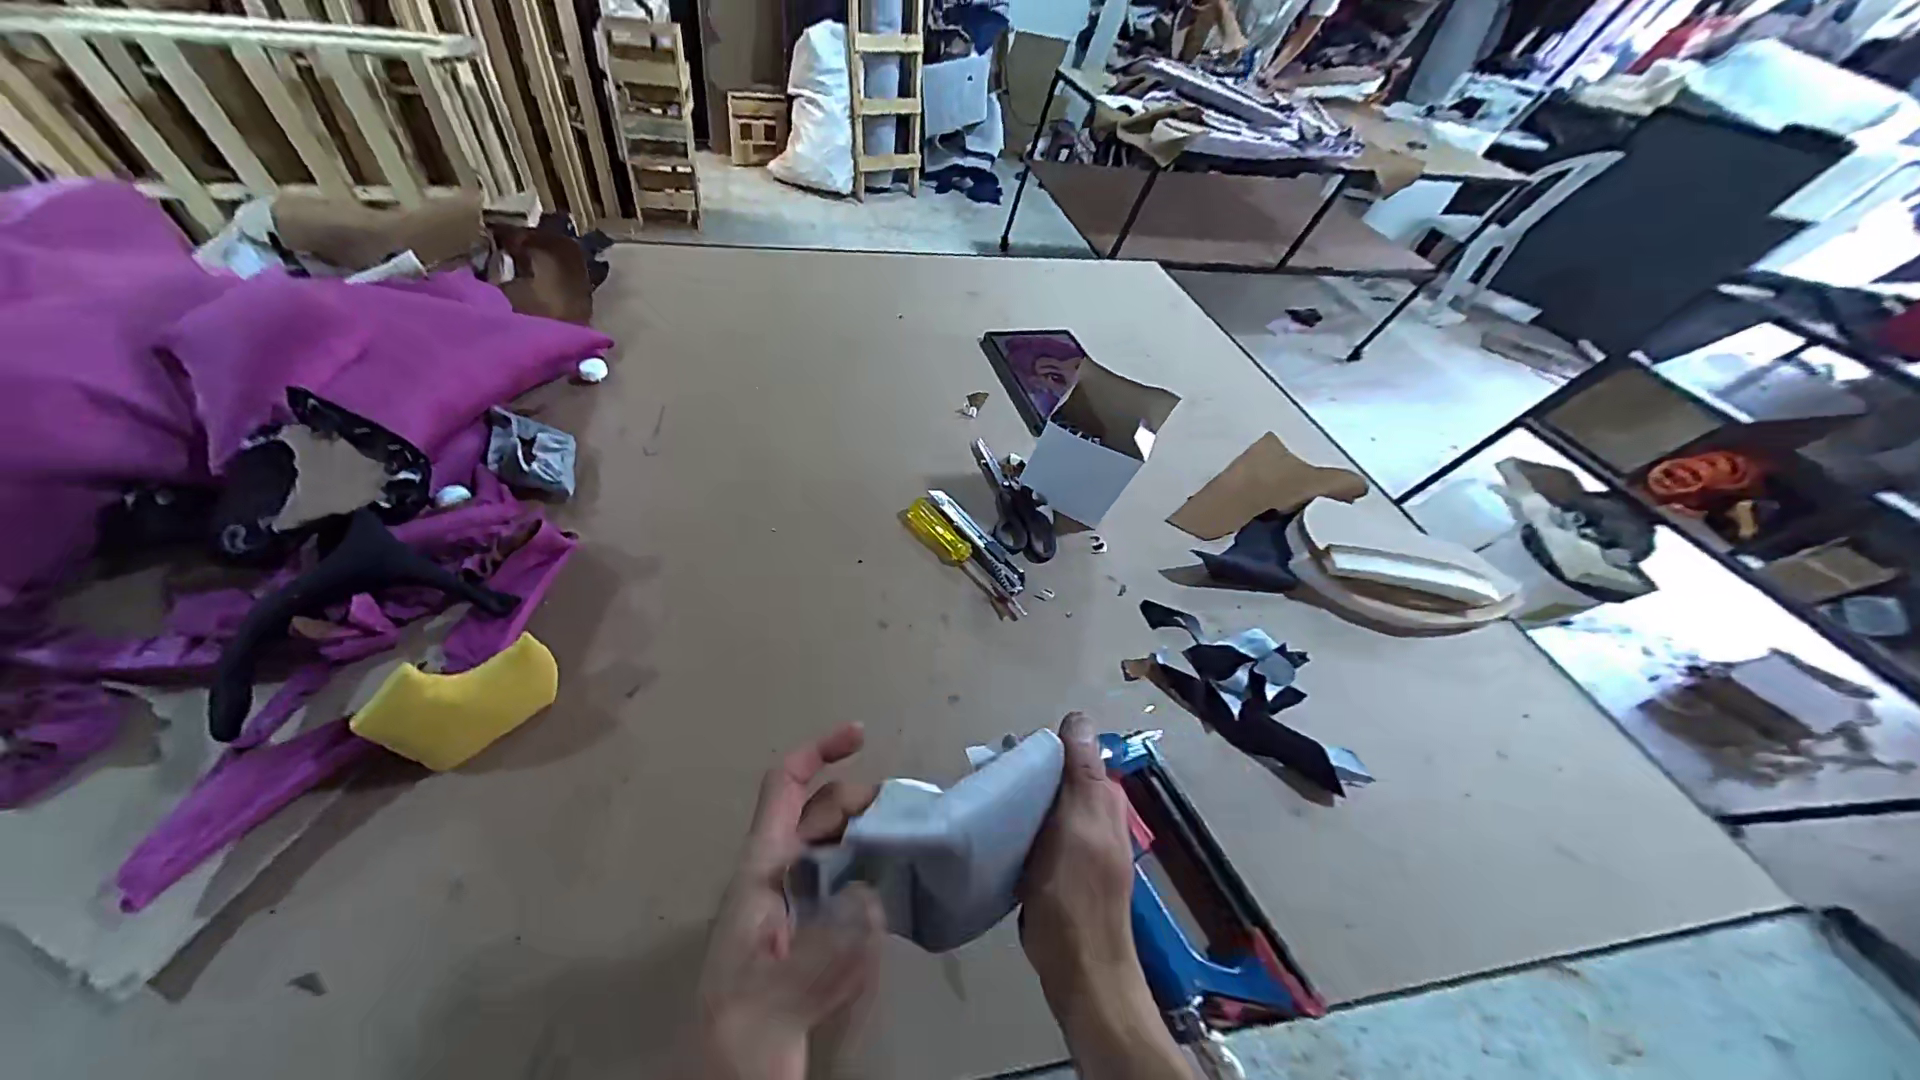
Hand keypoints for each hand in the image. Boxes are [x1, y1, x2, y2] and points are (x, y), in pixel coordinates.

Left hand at [682, 723, 884, 1079]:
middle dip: (862, 801)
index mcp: (763, 867)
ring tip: (915, 843)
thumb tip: (872, 897)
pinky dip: (875, 873)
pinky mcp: (816, 930)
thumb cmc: (740, 1036)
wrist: (733, 1077)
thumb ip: (825, 949)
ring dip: (874, 835)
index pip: (786, 788)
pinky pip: (851, 883)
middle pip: (823, 813)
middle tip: (910, 815)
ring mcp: (800, 902)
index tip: (862, 736)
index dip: (819, 751)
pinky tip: (902, 889)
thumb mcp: (777, 995)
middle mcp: (782, 873)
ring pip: (840, 846)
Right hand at [1018, 712, 1138, 1004]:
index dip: (1043, 750)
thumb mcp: (1078, 823)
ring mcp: (1079, 841)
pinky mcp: (1061, 864)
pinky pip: (1039, 829)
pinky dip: (1022, 824)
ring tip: (992, 802)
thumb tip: (1079, 718)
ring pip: (1046, 802)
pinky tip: (1001, 830)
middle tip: (993, 782)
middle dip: (1029, 773)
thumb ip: (1080, 772)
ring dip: (1023, 799)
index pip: (1073, 752)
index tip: (1010, 760)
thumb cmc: (1075, 892)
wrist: (1078, 967)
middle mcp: (1096, 813)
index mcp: (1105, 798)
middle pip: (1057, 776)